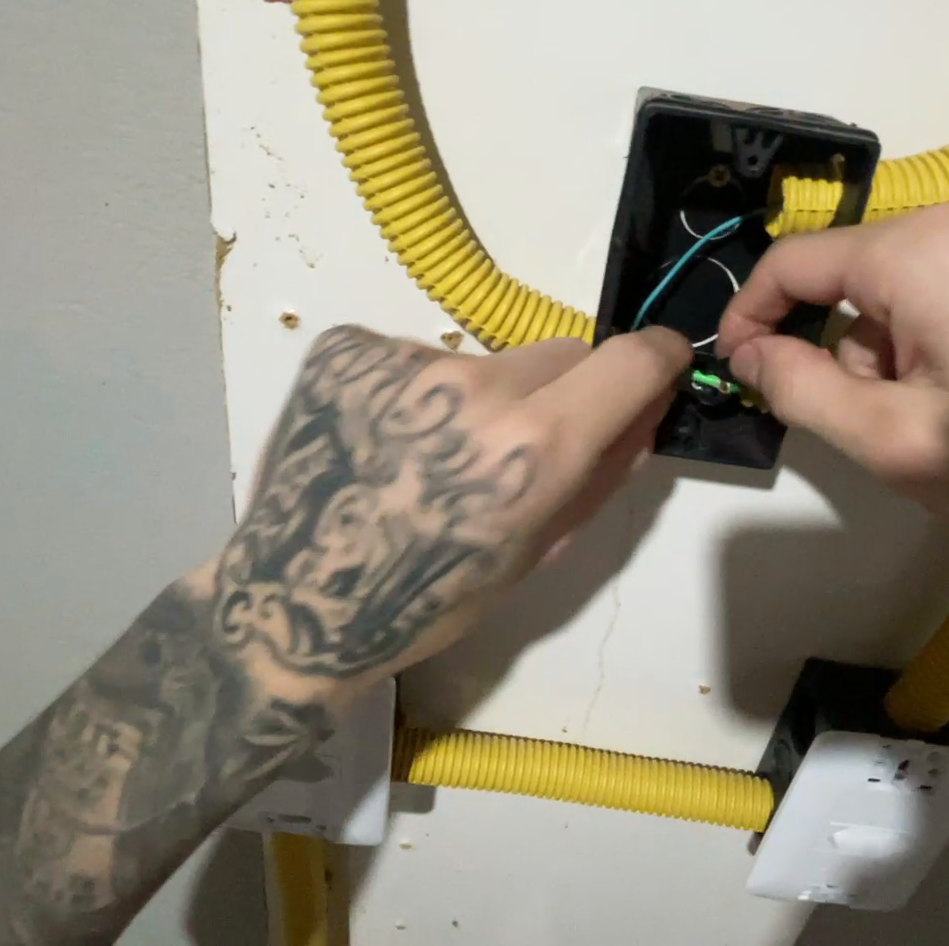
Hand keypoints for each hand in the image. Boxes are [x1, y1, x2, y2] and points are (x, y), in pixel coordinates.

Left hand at [215, 324, 690, 695]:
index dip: (657, 358)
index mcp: (530, 450)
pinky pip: (418, 356)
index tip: (656, 367)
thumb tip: (649, 407)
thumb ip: (602, 473)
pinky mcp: (347, 347)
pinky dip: (417, 391)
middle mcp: (472, 386)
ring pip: (487, 358)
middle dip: (561, 394)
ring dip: (482, 396)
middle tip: (513, 450)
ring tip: (429, 456)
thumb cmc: (427, 600)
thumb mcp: (535, 552)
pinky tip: (381, 440)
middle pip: (561, 353)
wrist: (291, 602)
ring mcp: (401, 359)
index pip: (630, 361)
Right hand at [717, 189, 948, 569]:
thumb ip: (799, 390)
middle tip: (896, 438)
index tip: (738, 373)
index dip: (748, 317)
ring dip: (909, 361)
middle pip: (862, 282)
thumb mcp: (898, 442)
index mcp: (922, 247)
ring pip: (919, 290)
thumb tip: (748, 353)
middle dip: (854, 359)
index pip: (793, 263)